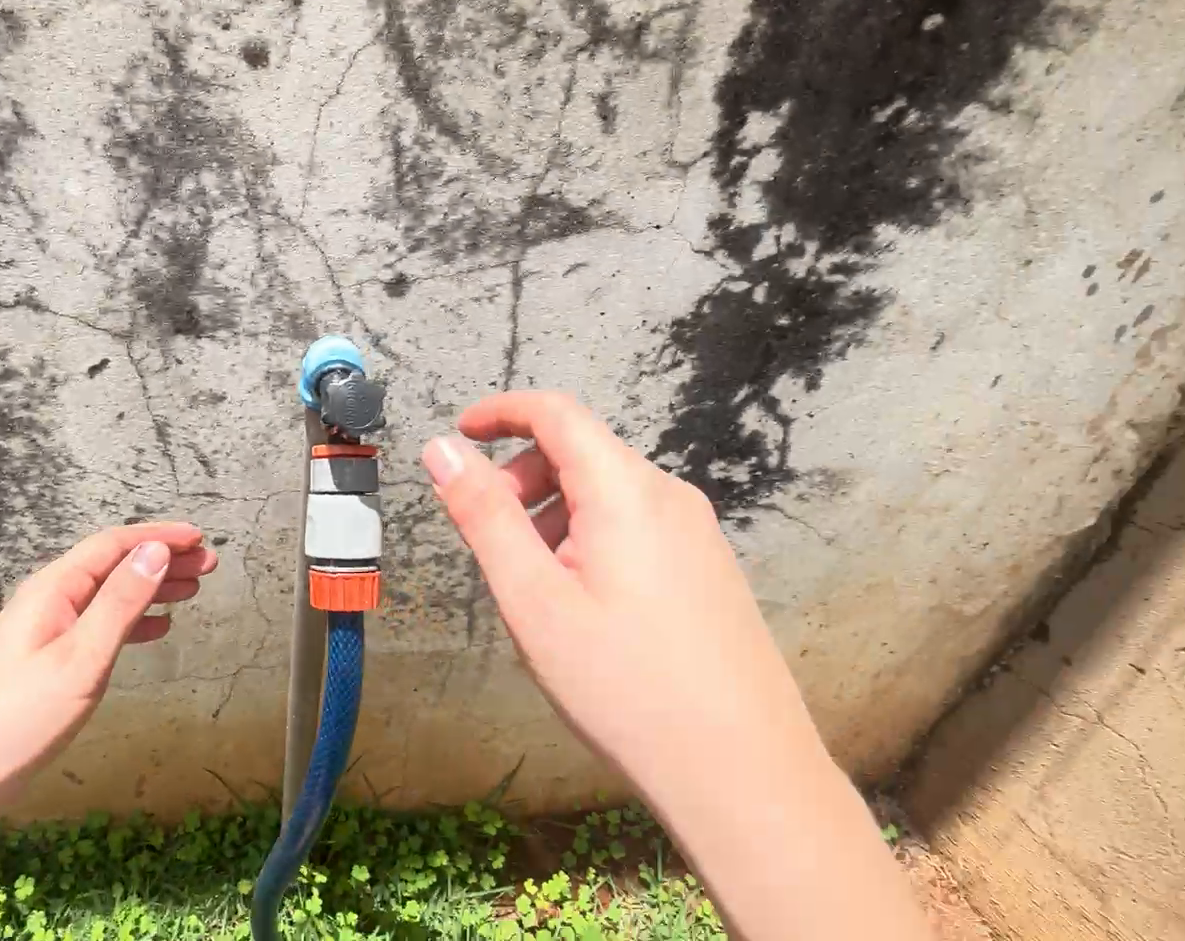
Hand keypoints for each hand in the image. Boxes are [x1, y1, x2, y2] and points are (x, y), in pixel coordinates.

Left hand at [0, 522, 216, 803]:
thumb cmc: (22, 718)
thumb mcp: (82, 658)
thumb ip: (120, 603)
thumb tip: (155, 551)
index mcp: (54, 588)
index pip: (113, 544)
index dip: (159, 536)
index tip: (200, 538)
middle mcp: (49, 597)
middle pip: (113, 564)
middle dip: (162, 558)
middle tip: (209, 566)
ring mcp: (45, 626)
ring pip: (108, 592)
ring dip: (152, 587)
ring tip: (193, 591)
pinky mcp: (46, 655)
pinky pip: (98, 621)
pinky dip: (132, 619)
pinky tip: (157, 628)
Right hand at [420, 392, 930, 940]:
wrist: (744, 774)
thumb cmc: (624, 684)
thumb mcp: (533, 598)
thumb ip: (483, 514)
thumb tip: (441, 449)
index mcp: (625, 491)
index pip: (556, 413)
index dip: (501, 411)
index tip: (460, 432)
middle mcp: (668, 496)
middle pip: (580, 452)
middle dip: (521, 475)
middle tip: (490, 536)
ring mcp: (696, 532)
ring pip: (605, 491)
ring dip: (551, 511)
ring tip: (532, 583)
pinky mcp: (707, 566)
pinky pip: (632, 523)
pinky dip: (586, 535)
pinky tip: (580, 603)